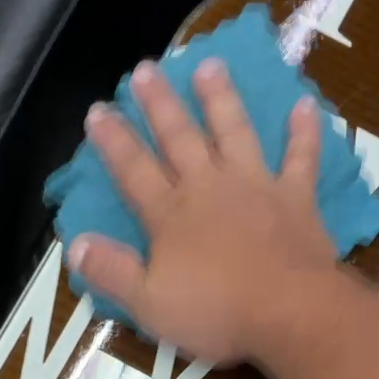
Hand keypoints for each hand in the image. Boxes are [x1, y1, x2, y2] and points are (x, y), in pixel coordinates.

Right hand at [71, 58, 338, 365]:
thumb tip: (75, 244)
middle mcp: (210, 188)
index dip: (114, 141)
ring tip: (209, 65)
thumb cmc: (216, 313)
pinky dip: (302, 131)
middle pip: (180, 138)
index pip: (133, 170)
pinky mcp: (296, 199)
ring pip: (234, 132)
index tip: (98, 110)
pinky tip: (303, 105)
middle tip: (146, 68)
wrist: (289, 313)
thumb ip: (112, 272)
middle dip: (160, 104)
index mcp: (170, 215)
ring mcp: (256, 188)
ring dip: (221, 99)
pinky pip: (300, 158)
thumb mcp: (149, 304)